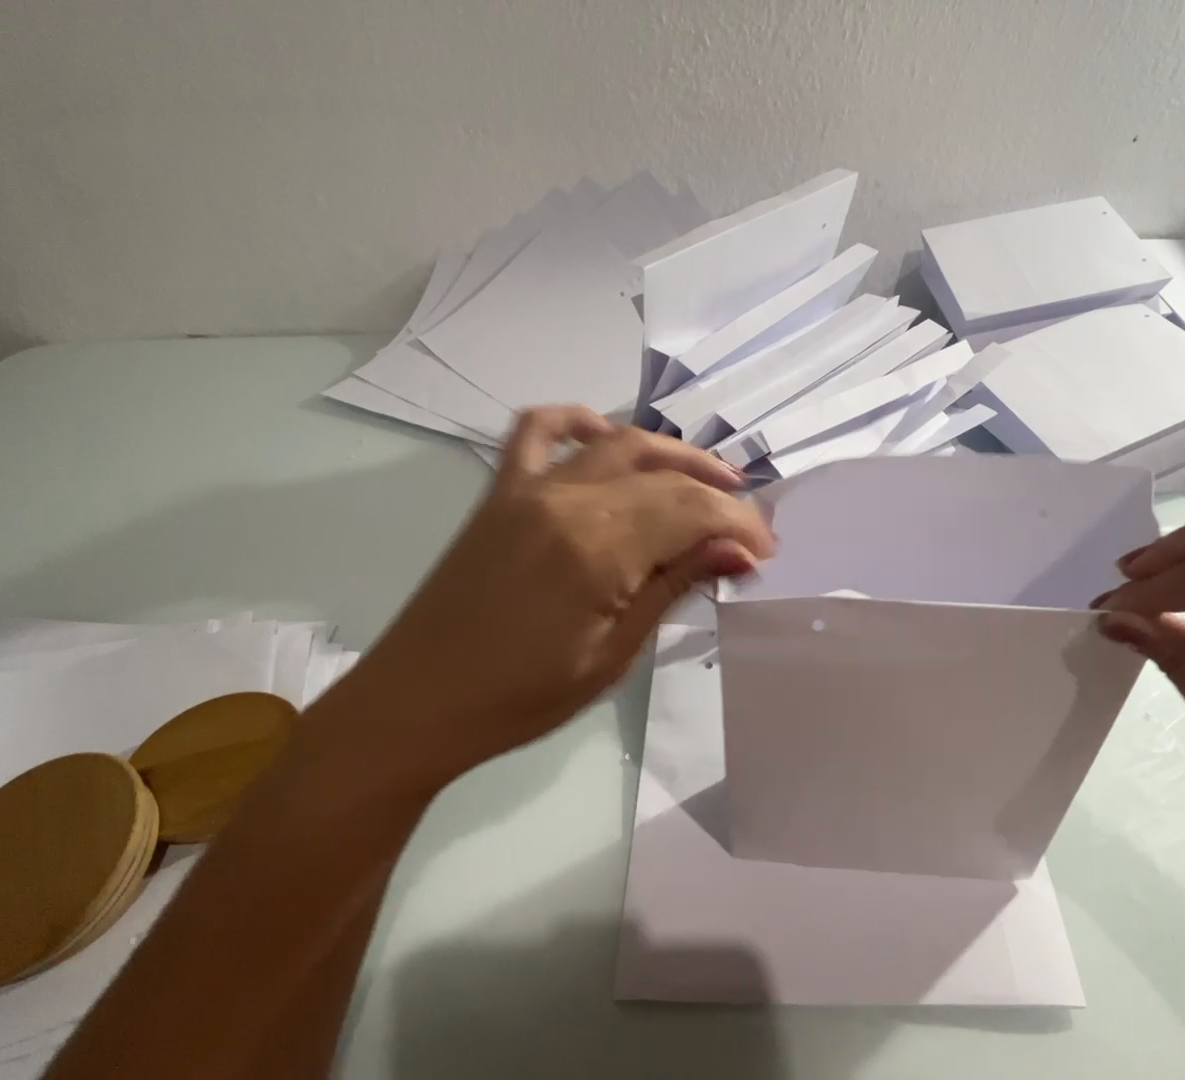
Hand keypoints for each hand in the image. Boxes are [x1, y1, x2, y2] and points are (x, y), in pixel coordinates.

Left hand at [357, 407, 773, 776]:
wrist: (418, 702)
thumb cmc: (522, 698)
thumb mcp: (613, 654)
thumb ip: (675, 587)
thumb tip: (738, 550)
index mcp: (598, 547)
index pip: (691, 510)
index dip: (738, 524)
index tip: (765, 552)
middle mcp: (567, 500)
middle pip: (664, 476)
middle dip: (717, 496)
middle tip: (746, 529)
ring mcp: (528, 488)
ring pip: (616, 444)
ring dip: (671, 455)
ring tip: (707, 480)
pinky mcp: (500, 492)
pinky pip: (539, 431)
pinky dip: (579, 421)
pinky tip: (605, 433)